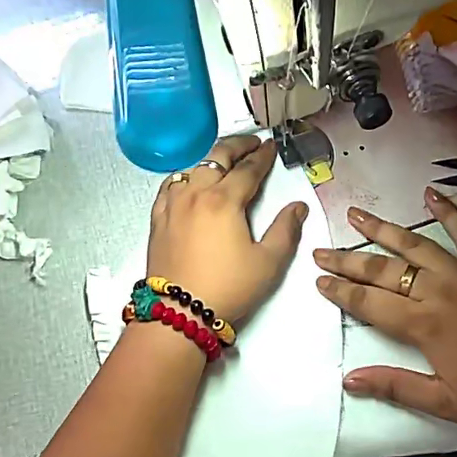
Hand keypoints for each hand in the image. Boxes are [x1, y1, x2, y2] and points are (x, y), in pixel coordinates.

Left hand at [146, 136, 306, 324]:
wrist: (179, 313)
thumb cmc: (227, 289)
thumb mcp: (268, 263)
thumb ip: (286, 231)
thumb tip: (297, 208)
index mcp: (224, 201)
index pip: (248, 169)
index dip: (262, 156)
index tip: (270, 147)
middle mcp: (195, 195)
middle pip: (217, 157)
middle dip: (237, 146)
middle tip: (252, 143)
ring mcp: (172, 206)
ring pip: (192, 168)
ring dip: (211, 159)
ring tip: (224, 160)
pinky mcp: (158, 220)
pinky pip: (169, 186)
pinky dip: (184, 177)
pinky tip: (189, 181)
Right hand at [313, 189, 456, 436]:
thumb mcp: (445, 403)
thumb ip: (395, 386)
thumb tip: (348, 380)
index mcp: (424, 324)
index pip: (368, 303)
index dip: (339, 292)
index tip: (317, 280)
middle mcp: (439, 289)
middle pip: (383, 270)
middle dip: (347, 260)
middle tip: (320, 250)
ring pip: (415, 244)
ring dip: (383, 229)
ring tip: (356, 215)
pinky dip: (449, 211)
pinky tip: (432, 195)